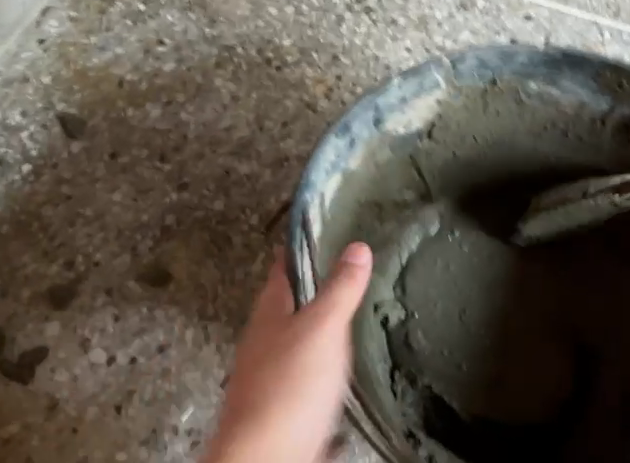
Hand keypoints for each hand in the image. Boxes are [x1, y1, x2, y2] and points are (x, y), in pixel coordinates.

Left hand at [204, 244, 372, 462]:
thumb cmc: (289, 387)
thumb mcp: (322, 328)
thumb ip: (339, 289)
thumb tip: (357, 245)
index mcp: (270, 309)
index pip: (286, 262)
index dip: (306, 242)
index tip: (333, 223)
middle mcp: (267, 337)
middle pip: (294, 300)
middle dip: (322, 285)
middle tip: (358, 267)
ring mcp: (274, 374)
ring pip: (304, 337)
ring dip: (328, 326)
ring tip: (362, 314)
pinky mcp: (286, 407)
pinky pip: (312, 375)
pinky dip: (331, 366)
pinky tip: (353, 370)